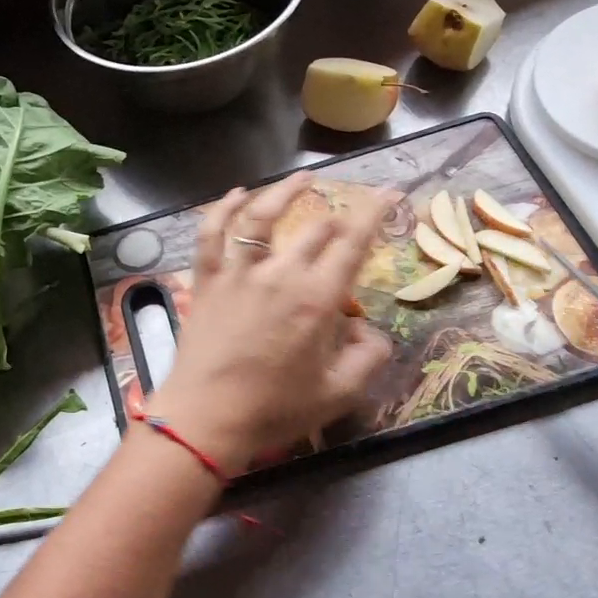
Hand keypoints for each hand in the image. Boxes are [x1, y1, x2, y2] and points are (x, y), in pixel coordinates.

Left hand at [143, 172, 391, 475]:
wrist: (207, 419)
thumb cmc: (275, 410)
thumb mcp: (339, 393)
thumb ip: (368, 357)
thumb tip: (370, 329)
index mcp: (317, 298)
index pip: (353, 241)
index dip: (375, 211)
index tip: (390, 190)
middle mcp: (280, 274)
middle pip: (314, 228)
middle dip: (338, 217)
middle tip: (347, 220)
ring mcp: (238, 273)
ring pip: (261, 216)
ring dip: (285, 191)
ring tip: (303, 178)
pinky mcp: (207, 280)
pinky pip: (212, 234)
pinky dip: (224, 208)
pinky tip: (237, 194)